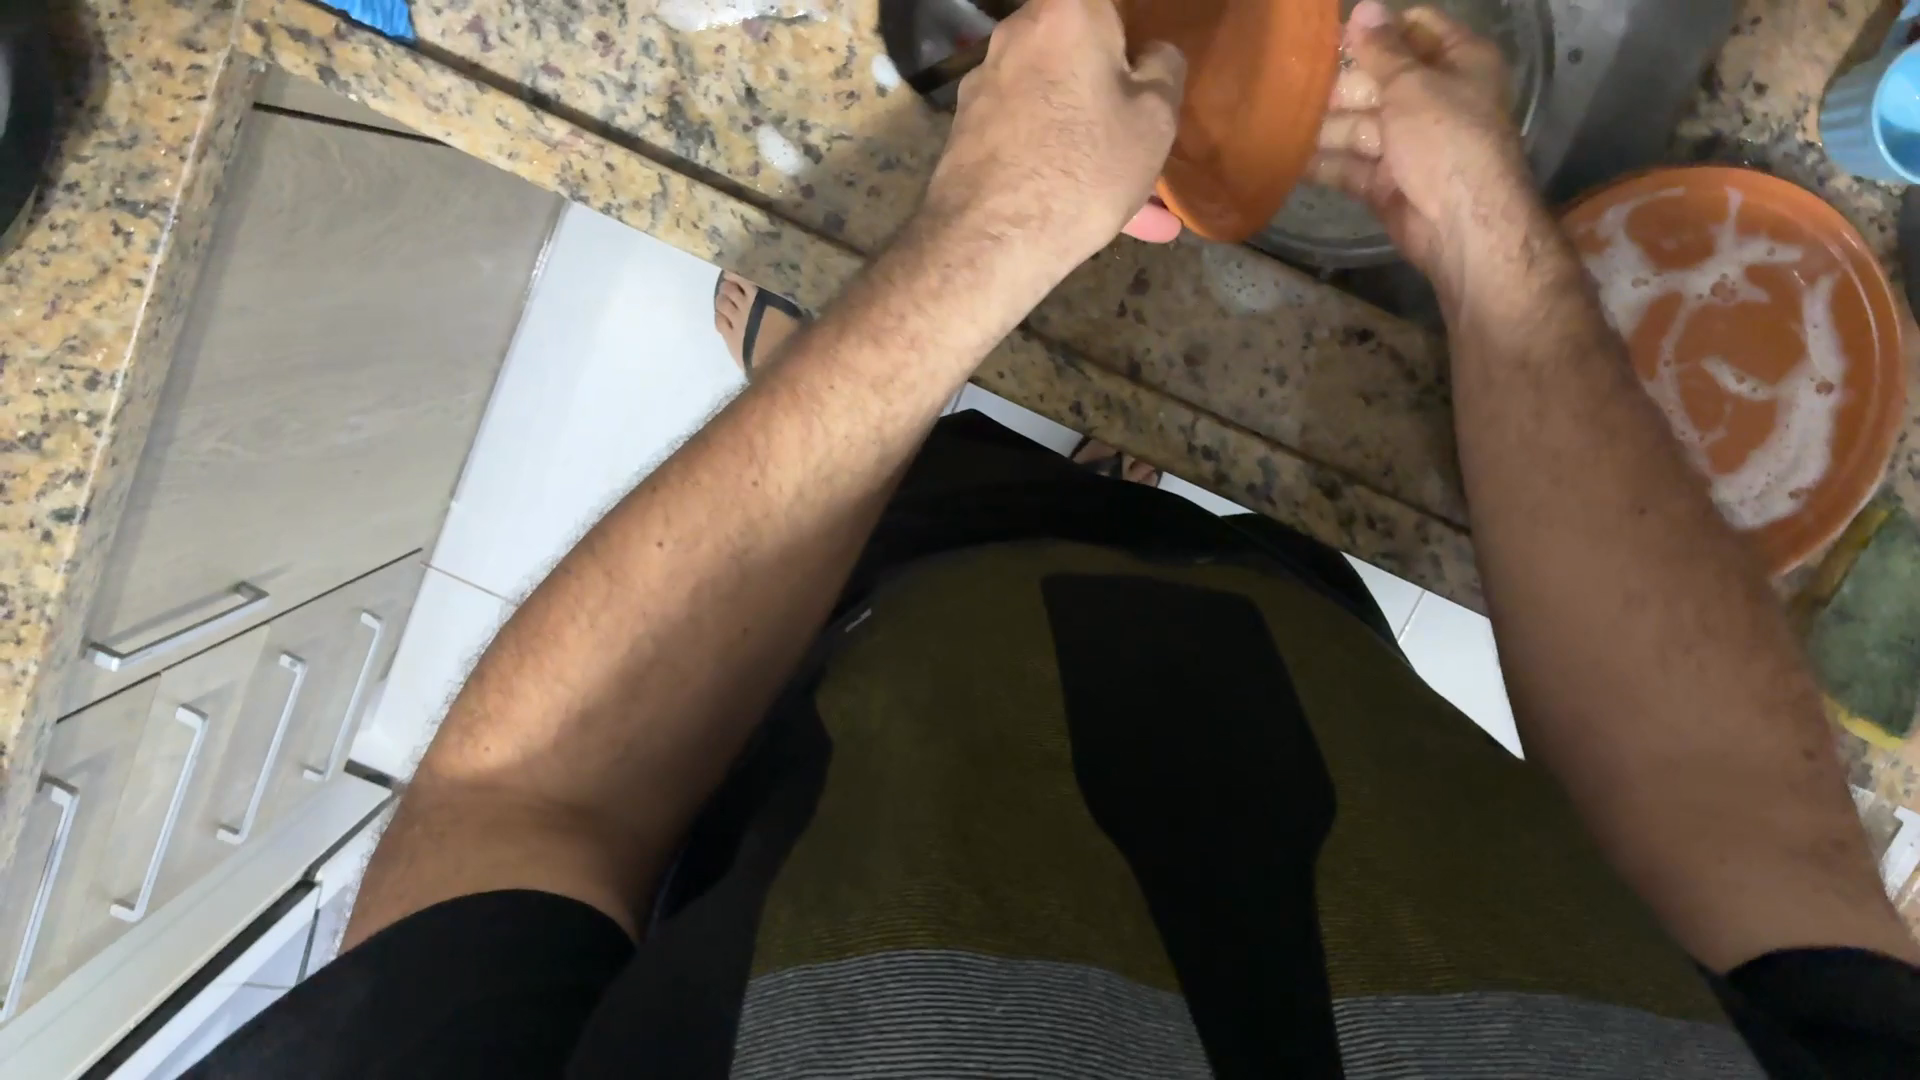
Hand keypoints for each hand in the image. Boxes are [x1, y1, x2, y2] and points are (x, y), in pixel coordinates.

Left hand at [921, 0, 1185, 272]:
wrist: (991, 243)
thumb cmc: (1084, 170)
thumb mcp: (1154, 120)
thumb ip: (1163, 70)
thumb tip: (1151, 55)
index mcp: (1067, 10)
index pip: (1106, 4)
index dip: (1128, 35)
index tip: (1139, 70)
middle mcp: (1015, 36)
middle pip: (1074, 58)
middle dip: (1108, 98)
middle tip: (1136, 142)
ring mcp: (983, 89)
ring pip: (1053, 111)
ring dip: (1087, 147)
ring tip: (1130, 206)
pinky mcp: (964, 138)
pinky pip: (1026, 145)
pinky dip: (1053, 170)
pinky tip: (1082, 217)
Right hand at [1310, 1, 1540, 292]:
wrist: (1458, 221)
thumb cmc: (1446, 139)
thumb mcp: (1413, 85)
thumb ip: (1383, 50)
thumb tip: (1363, 6)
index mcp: (1456, 62)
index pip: (1414, 31)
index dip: (1375, 31)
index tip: (1330, 37)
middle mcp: (1433, 99)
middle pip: (1378, 83)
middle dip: (1340, 85)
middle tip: (1291, 84)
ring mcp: (1407, 145)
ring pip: (1359, 127)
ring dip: (1324, 126)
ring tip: (1278, 120)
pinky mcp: (1385, 183)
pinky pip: (1350, 167)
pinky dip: (1323, 163)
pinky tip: (1287, 157)